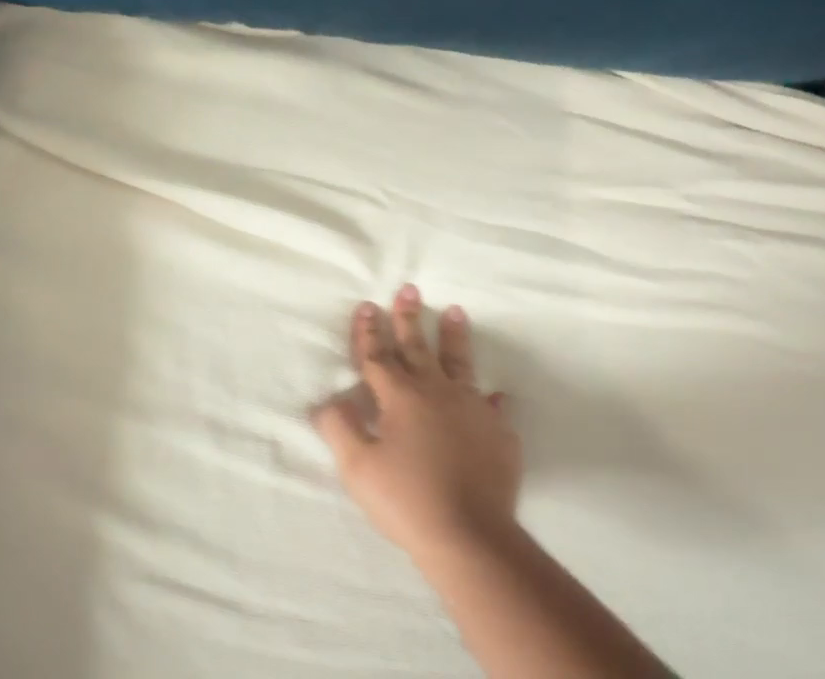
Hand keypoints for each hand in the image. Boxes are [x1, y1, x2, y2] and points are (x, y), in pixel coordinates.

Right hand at [313, 285, 522, 560]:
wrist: (470, 535)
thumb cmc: (406, 500)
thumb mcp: (358, 468)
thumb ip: (340, 428)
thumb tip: (325, 400)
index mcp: (400, 397)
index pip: (378, 356)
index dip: (368, 331)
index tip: (366, 305)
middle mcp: (437, 393)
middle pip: (418, 348)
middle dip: (409, 318)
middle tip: (409, 289)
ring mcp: (472, 410)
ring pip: (460, 364)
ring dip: (455, 337)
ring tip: (456, 311)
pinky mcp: (498, 433)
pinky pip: (493, 407)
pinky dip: (490, 399)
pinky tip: (495, 395)